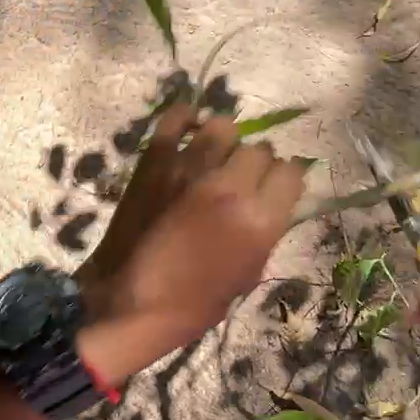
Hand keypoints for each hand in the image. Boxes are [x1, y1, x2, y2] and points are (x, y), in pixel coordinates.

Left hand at [73, 104, 304, 385]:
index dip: (285, 180)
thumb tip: (268, 202)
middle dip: (256, 164)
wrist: (128, 299)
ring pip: (224, 127)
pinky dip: (186, 117)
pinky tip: (190, 128)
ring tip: (216, 157)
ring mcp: (189, 167)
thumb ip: (263, 231)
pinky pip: (176, 118)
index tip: (275, 186)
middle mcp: (229, 186)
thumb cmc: (192, 303)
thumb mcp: (247, 275)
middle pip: (259, 150)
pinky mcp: (155, 159)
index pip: (291, 174)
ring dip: (226, 142)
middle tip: (241, 178)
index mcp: (258, 221)